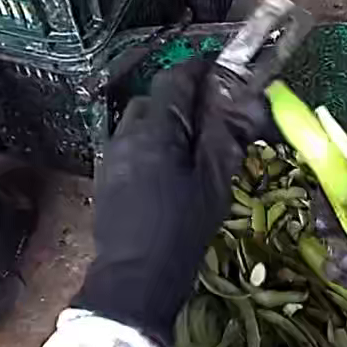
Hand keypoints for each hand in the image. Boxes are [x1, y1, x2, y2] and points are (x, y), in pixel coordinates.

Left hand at [74, 59, 270, 341]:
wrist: (135, 276)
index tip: (221, 71)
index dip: (198, 69)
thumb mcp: (214, 182)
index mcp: (155, 131)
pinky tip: (171, 167)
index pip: (174, 79)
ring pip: (140, 120)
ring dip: (166, 121)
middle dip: (182, 98)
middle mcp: (126, 134)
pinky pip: (132, 142)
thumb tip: (239, 103)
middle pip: (154, 97)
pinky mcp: (107, 174)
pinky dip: (153, 142)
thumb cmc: (181, 228)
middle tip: (212, 115)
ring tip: (192, 143)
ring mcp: (112, 154)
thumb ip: (223, 136)